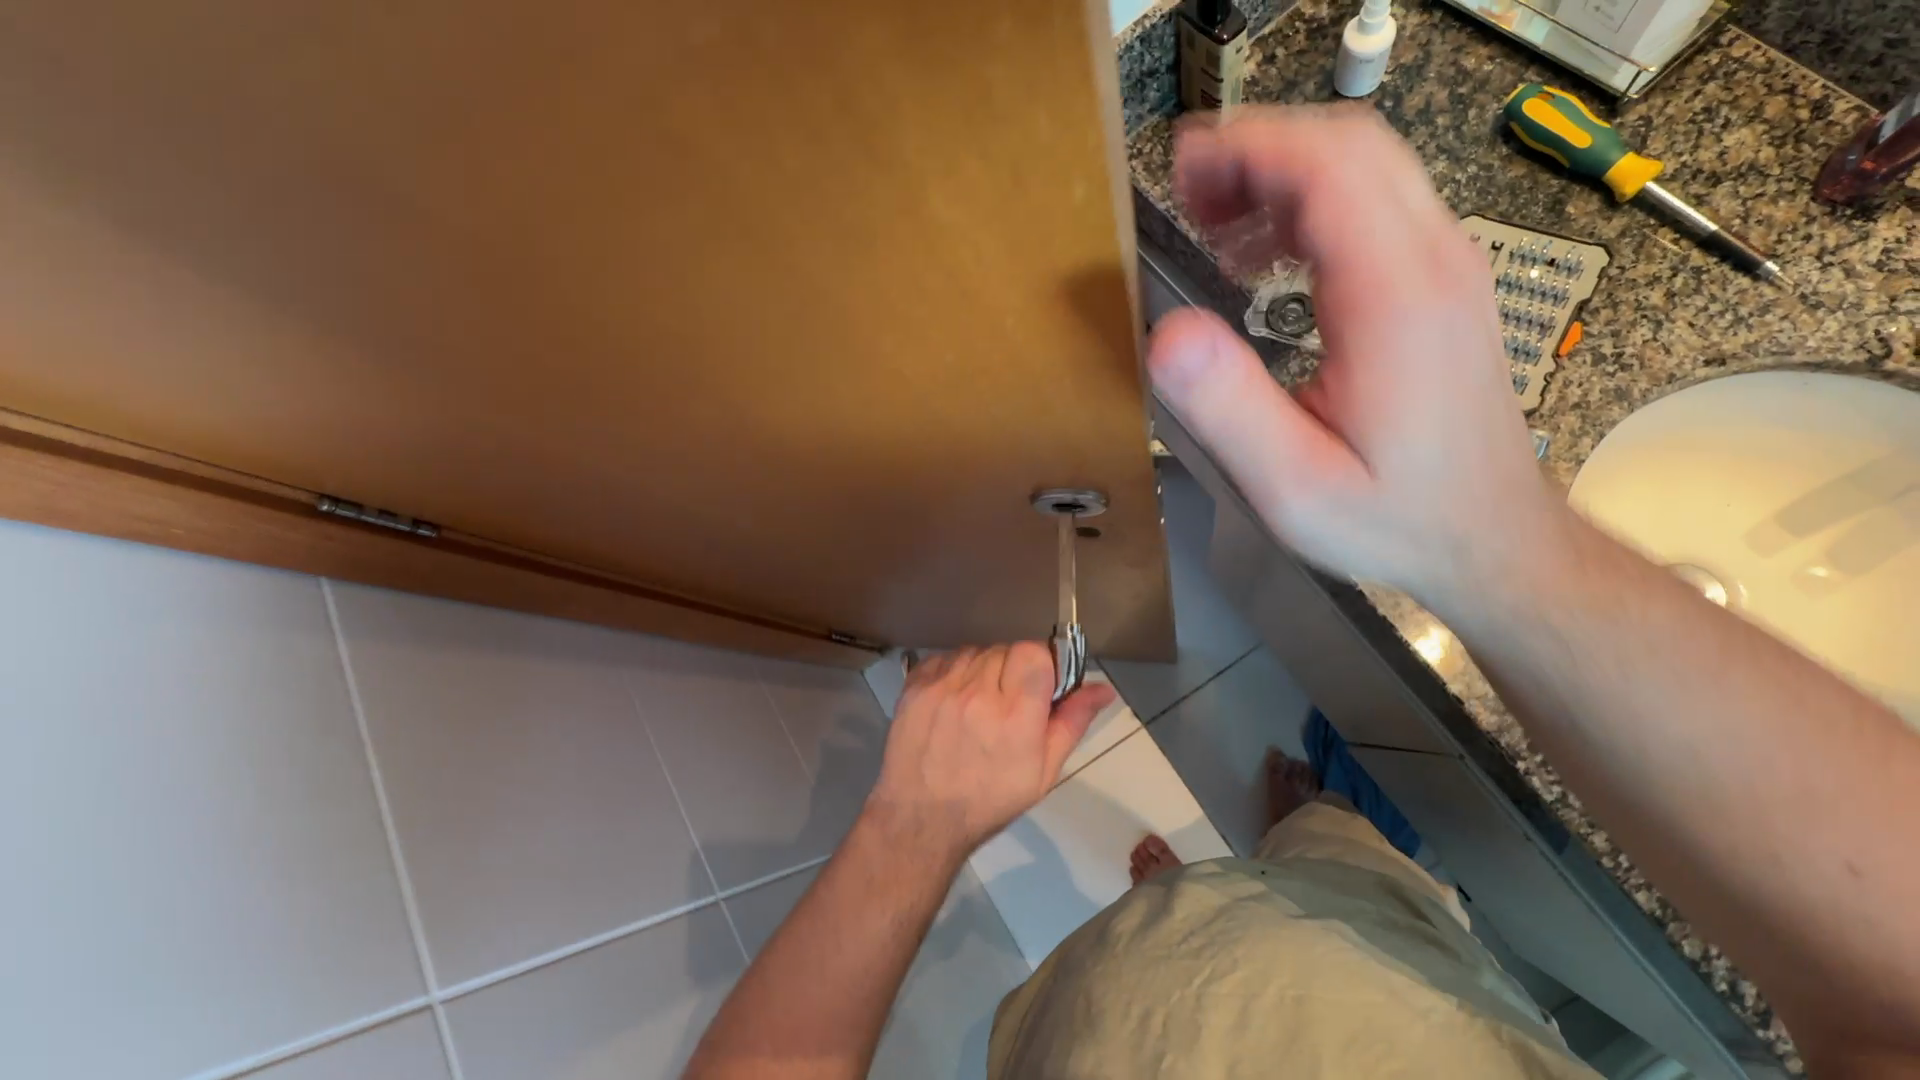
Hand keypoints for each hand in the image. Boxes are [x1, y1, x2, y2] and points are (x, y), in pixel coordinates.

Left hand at [862, 643, 1116, 865]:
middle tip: (1008, 702)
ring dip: (983, 669)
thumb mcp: (1043, 772)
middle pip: (1005, 650)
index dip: (1041, 664)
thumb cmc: (989, 801)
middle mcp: (978, 692)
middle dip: (1012, 670)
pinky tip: (954, 700)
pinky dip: (954, 672)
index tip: (1038, 685)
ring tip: (979, 702)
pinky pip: (945, 658)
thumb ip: (1072, 723)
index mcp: (1016, 715)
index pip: (1034, 653)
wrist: (921, 818)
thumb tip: (1103, 689)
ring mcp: (942, 687)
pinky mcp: (915, 686)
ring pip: (975, 651)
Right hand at [1148, 106, 1566, 609]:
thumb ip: (1229, 409)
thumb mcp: (1294, 486)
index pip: (1329, 169)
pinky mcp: (1440, 282)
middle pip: (1350, 148)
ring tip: (1213, 221)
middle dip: (1259, 150)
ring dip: (1282, 174)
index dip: (1248, 149)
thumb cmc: (1394, 517)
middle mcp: (1433, 261)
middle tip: (1188, 190)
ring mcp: (1445, 265)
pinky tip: (1265, 255)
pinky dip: (1310, 205)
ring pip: (1366, 168)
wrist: (1490, 537)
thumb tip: (1166, 334)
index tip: (1182, 168)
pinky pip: (1375, 206)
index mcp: (1395, 298)